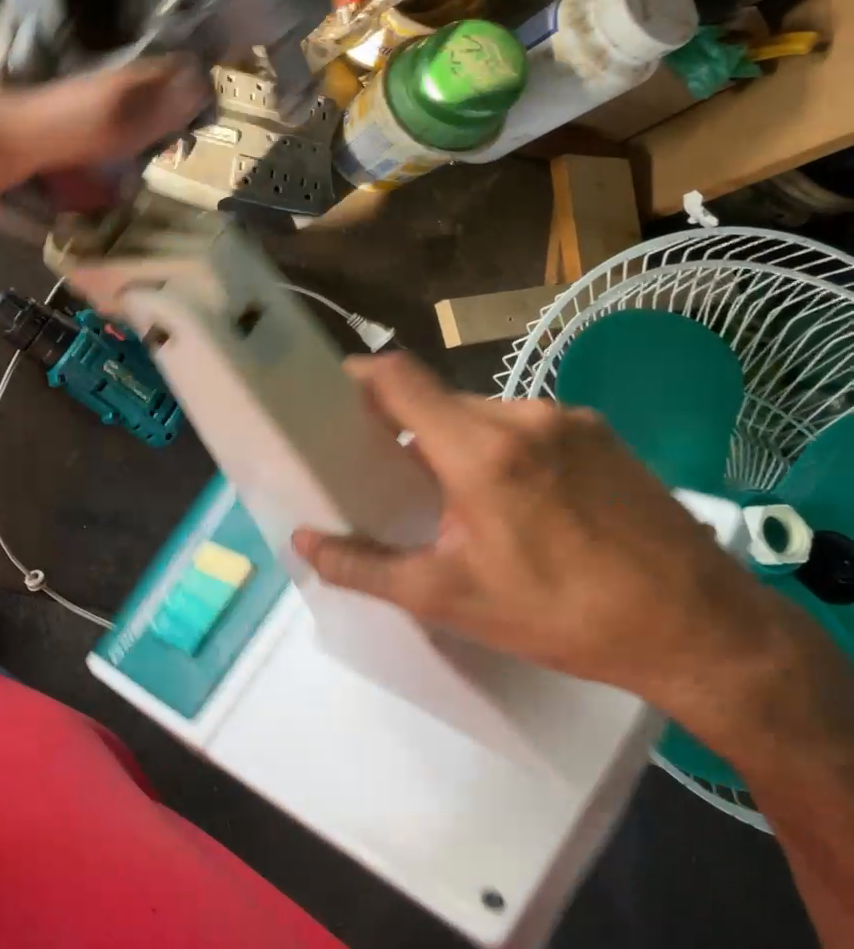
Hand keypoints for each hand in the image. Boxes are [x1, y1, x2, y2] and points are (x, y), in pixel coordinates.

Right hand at [291, 354, 811, 728]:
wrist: (708, 635)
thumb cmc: (563, 615)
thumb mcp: (446, 598)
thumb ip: (363, 565)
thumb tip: (302, 544)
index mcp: (480, 450)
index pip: (398, 378)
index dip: (357, 376)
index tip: (328, 395)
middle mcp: (526, 418)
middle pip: (437, 399)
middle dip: (401, 426)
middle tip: (383, 470)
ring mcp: (574, 424)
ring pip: (482, 413)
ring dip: (452, 441)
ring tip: (449, 495)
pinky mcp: (608, 439)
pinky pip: (526, 426)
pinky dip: (499, 449)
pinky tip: (510, 500)